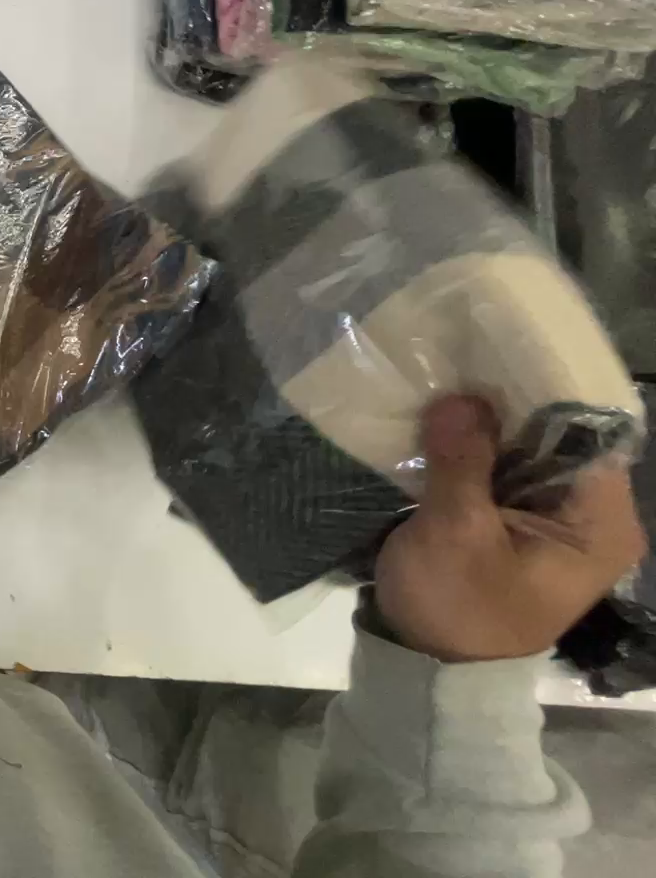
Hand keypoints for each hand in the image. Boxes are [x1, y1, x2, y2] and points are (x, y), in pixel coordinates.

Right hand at [374, 395, 645, 662]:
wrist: (431, 663)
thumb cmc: (457, 601)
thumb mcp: (454, 531)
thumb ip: (462, 464)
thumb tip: (462, 396)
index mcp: (599, 523)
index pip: (588, 440)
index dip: (541, 398)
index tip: (488, 362)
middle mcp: (585, 519)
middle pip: (552, 446)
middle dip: (499, 412)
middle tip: (445, 373)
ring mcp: (543, 525)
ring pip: (517, 459)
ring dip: (474, 434)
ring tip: (428, 398)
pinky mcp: (504, 528)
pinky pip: (491, 479)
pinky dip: (461, 458)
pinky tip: (426, 438)